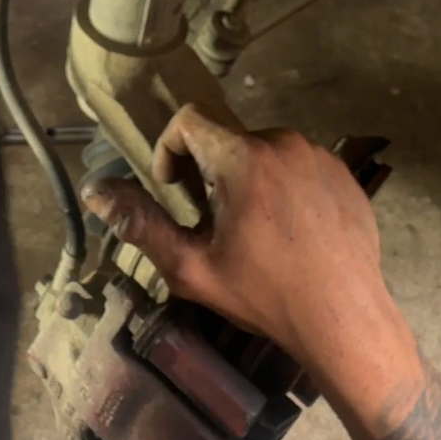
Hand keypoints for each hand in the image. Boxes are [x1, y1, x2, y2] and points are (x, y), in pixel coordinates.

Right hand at [81, 107, 440, 439]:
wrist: (345, 321)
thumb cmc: (263, 294)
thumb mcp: (191, 267)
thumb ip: (140, 223)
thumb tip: (95, 190)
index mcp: (243, 157)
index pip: (190, 119)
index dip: (171, 148)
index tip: (177, 189)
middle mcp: (282, 141)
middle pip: (227, 138)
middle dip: (212, 171)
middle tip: (218, 221)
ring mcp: (318, 154)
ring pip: (263, 149)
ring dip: (249, 177)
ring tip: (257, 228)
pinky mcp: (341, 171)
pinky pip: (298, 162)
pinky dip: (284, 184)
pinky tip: (291, 228)